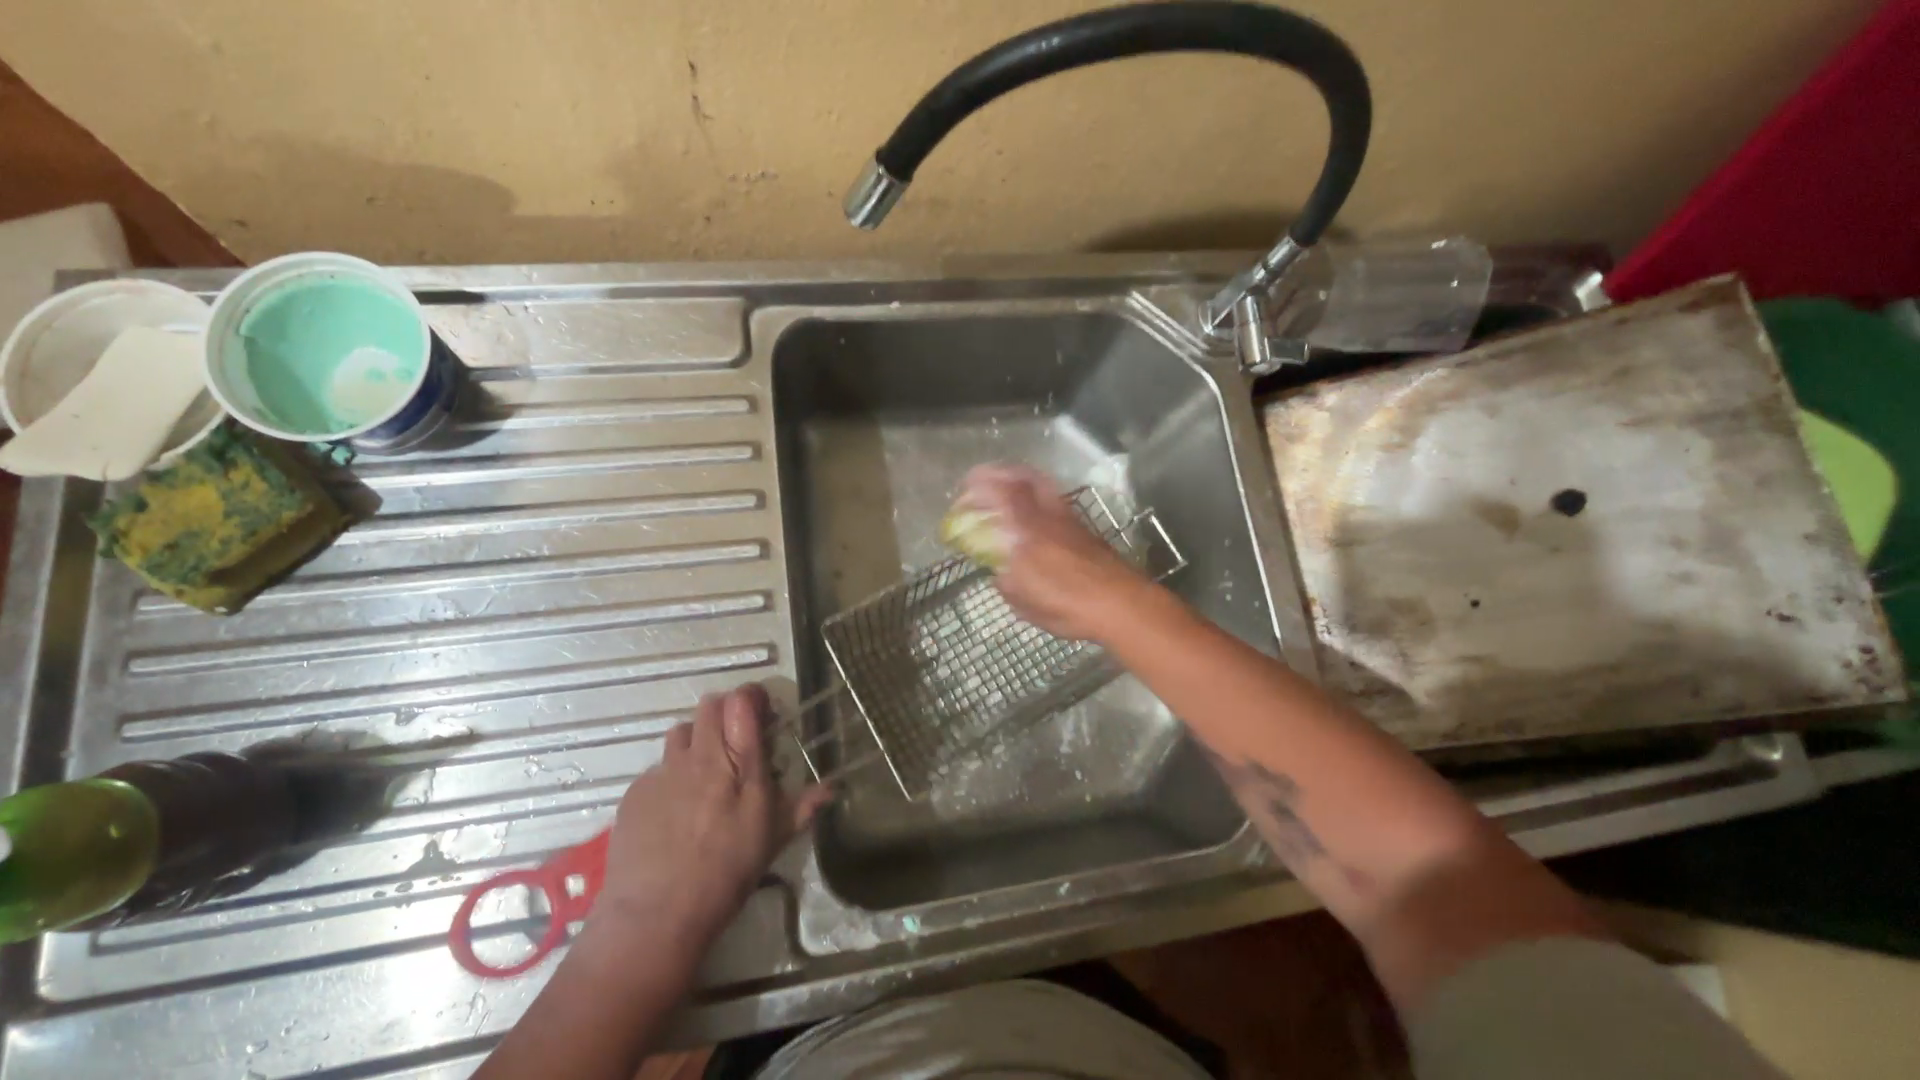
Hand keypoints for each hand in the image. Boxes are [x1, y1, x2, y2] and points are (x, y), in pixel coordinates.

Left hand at [588, 685, 829, 955]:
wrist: (655, 913)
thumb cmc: (726, 874)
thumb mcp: (772, 841)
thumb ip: (801, 807)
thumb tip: (832, 788)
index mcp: (737, 764)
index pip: (742, 702)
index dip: (753, 699)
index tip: (763, 712)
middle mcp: (697, 757)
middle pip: (709, 706)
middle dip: (726, 713)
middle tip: (737, 741)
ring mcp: (662, 772)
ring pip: (681, 733)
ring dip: (697, 741)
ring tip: (706, 774)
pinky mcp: (635, 792)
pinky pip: (658, 768)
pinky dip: (672, 777)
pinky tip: (676, 811)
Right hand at [951, 464, 1153, 641]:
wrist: (1121, 604)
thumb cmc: (1068, 604)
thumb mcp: (1026, 603)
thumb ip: (1008, 584)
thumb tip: (1000, 574)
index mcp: (1029, 530)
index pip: (1003, 492)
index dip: (983, 483)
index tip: (967, 484)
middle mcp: (1050, 517)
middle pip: (1028, 477)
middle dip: (1005, 472)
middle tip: (989, 476)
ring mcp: (1072, 522)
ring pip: (1046, 489)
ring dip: (1025, 484)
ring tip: (1010, 492)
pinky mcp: (1087, 533)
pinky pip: (1058, 506)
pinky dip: (1041, 503)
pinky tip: (1037, 521)